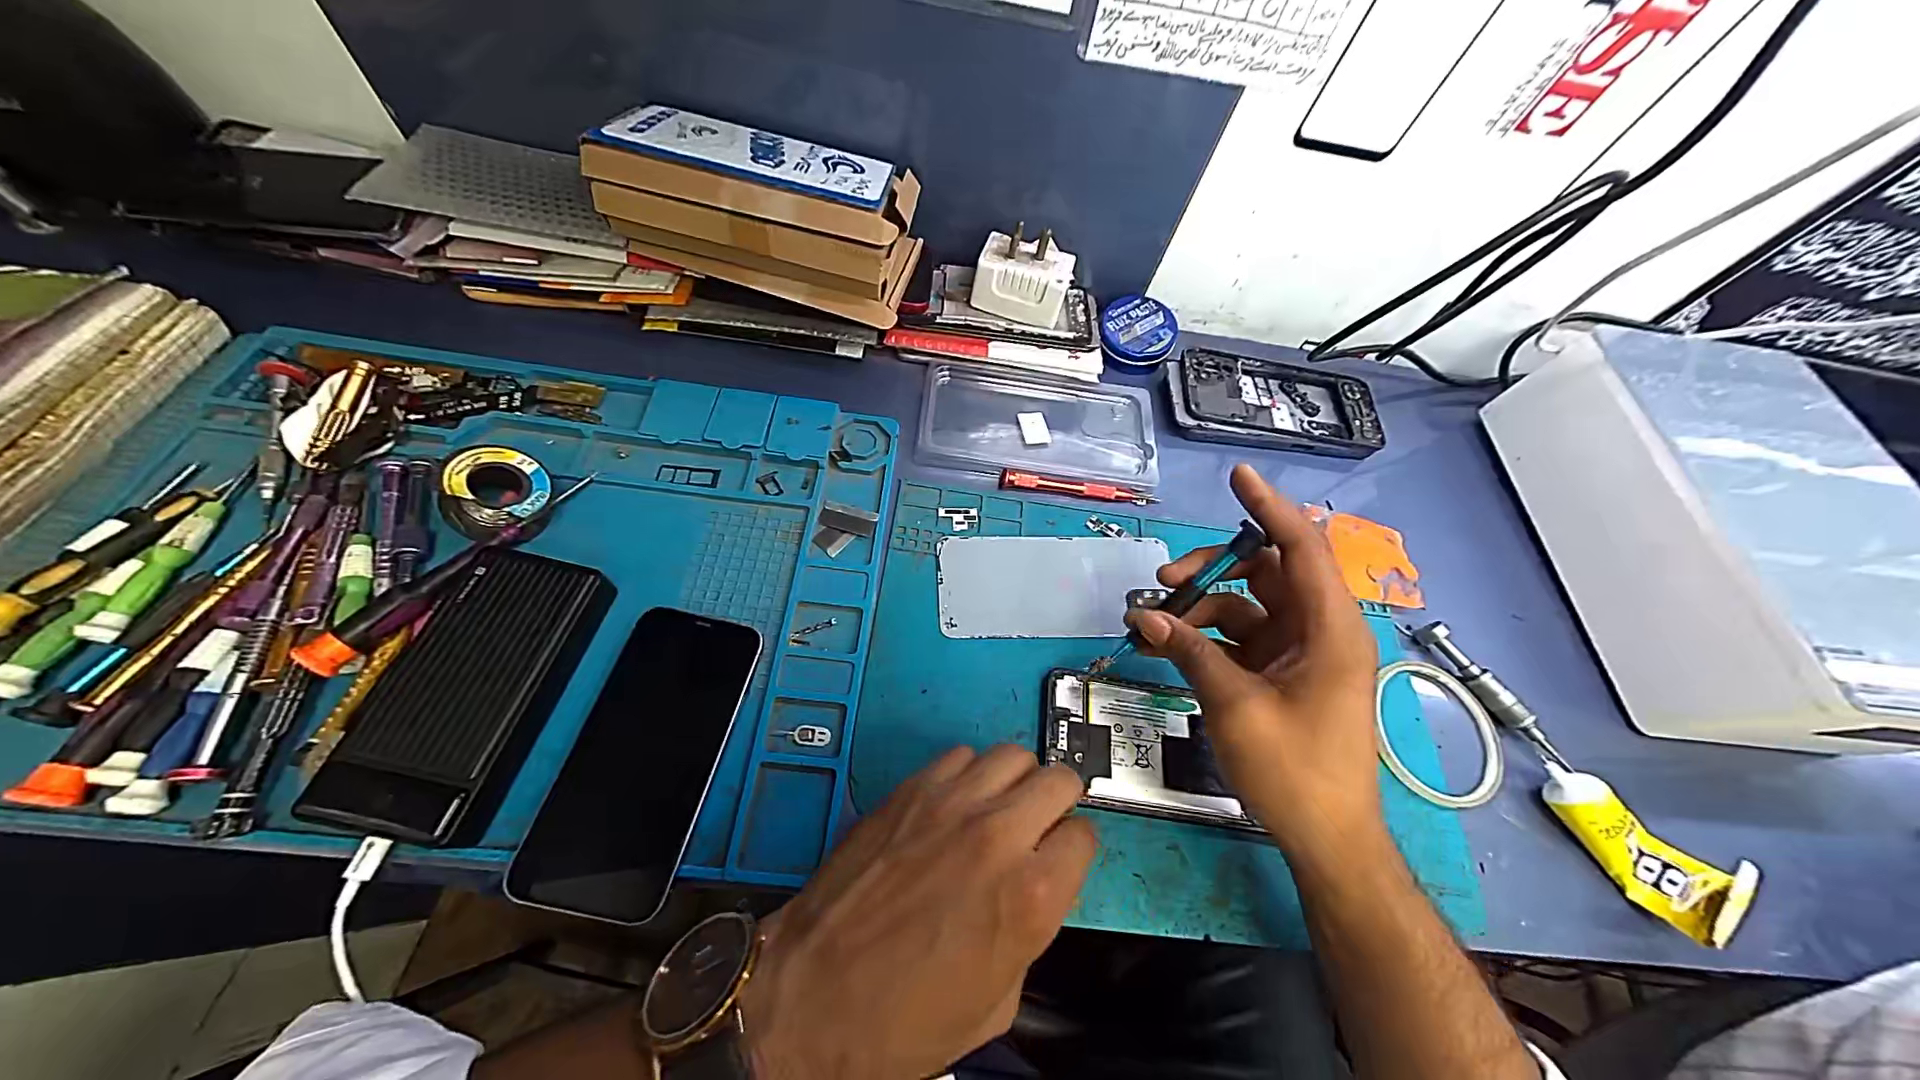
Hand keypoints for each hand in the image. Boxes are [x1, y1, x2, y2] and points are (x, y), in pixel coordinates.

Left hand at [740, 745, 1097, 1079]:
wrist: (812, 996)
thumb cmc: (895, 1017)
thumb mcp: (996, 1002)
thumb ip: (1031, 933)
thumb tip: (1039, 895)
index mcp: (1028, 898)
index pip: (1084, 838)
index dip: (1074, 851)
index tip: (1062, 856)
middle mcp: (995, 838)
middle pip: (1059, 780)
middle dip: (1057, 803)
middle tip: (1041, 823)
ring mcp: (949, 806)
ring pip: (1013, 754)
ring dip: (1016, 780)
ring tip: (1002, 806)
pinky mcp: (910, 792)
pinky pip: (960, 755)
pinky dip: (968, 773)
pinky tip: (957, 802)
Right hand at [1126, 464, 1380, 864]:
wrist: (1325, 836)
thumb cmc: (1296, 771)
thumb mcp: (1235, 705)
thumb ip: (1190, 652)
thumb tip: (1146, 616)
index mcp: (1329, 629)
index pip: (1301, 548)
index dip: (1270, 508)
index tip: (1238, 476)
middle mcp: (1317, 630)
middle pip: (1264, 572)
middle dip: (1211, 570)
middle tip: (1165, 581)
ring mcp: (1298, 652)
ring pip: (1244, 604)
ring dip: (1199, 607)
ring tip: (1154, 623)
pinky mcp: (1279, 672)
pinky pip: (1237, 637)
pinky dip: (1203, 637)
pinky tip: (1167, 645)